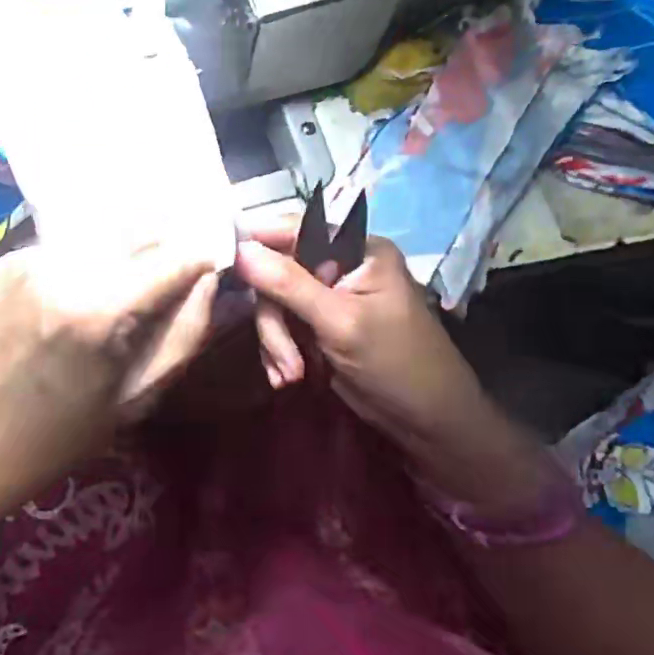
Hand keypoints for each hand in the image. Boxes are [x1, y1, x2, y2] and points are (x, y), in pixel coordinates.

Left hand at [0, 242, 218, 535]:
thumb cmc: (55, 439)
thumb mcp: (135, 398)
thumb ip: (184, 333)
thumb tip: (208, 278)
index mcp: (98, 309)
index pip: (175, 253)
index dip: (198, 260)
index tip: (207, 271)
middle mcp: (64, 266)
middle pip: (137, 234)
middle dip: (160, 254)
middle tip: (163, 289)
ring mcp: (30, 256)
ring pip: (103, 238)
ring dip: (122, 257)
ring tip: (117, 301)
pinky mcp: (9, 258)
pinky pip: (68, 250)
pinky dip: (85, 266)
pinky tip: (72, 303)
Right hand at [234, 228, 483, 439]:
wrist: (428, 426)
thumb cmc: (397, 365)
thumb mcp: (340, 322)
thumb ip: (288, 283)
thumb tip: (240, 248)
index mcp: (357, 249)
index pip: (295, 229)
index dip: (258, 242)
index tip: (225, 262)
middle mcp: (339, 264)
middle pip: (278, 270)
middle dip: (274, 318)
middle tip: (283, 357)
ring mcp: (327, 295)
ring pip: (274, 301)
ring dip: (276, 340)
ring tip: (290, 376)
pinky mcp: (318, 323)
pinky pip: (281, 324)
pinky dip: (280, 350)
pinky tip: (287, 377)